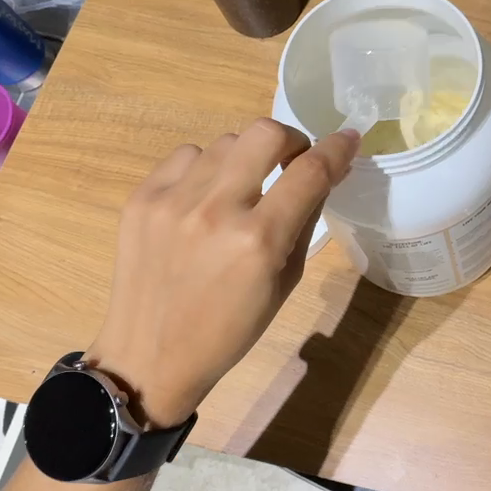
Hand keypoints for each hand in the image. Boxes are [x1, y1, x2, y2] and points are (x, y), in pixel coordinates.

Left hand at [88, 119, 359, 427]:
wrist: (150, 357)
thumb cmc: (231, 329)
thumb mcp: (286, 280)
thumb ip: (306, 220)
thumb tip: (326, 173)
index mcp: (259, 241)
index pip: (311, 172)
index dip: (337, 149)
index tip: (349, 140)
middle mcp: (216, 210)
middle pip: (265, 134)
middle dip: (291, 140)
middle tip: (292, 161)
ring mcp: (172, 200)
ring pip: (227, 142)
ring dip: (247, 157)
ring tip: (242, 188)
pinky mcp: (142, 198)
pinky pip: (187, 156)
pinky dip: (207, 168)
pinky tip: (204, 197)